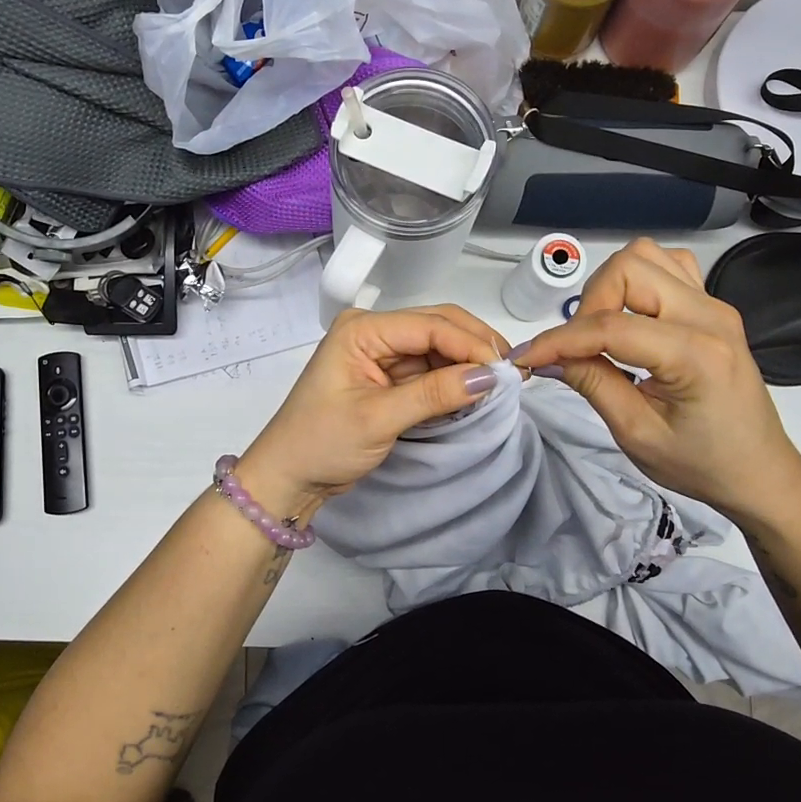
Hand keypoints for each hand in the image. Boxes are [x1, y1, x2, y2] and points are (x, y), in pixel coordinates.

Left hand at [239, 305, 508, 517]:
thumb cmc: (321, 443)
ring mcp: (380, 354)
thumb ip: (434, 394)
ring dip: (467, 363)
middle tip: (513, 372)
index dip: (470, 343)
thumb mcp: (379, 419)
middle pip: (437, 327)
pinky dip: (453, 380)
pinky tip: (476, 392)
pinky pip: (429, 370)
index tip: (506, 370)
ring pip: (437, 348)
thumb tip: (490, 377)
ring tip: (502, 383)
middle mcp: (372, 332)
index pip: (429, 324)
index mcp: (362, 329)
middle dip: (474, 347)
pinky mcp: (387, 378)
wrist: (288, 477)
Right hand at [510, 239, 800, 520]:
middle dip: (589, 303)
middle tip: (578, 349)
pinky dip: (637, 282)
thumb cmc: (700, 464)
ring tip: (601, 331)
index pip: (611, 325)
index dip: (559, 339)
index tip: (525, 358)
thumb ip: (592, 384)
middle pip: (629, 268)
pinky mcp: (711, 307)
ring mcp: (714, 305)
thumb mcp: (636, 433)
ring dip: (612, 287)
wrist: (758, 472)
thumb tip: (548, 356)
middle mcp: (709, 316)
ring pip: (647, 256)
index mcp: (695, 354)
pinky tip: (630, 317)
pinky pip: (668, 267)